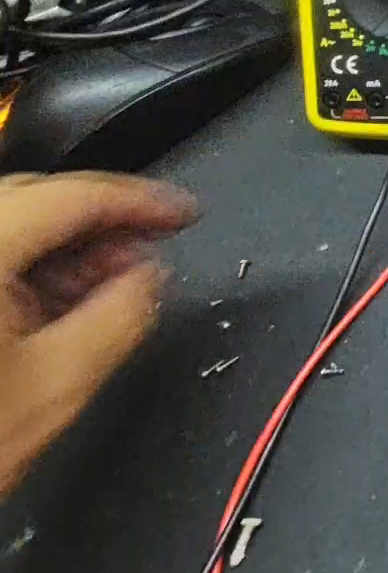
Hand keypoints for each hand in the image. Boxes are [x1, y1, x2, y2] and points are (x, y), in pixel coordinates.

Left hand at [0, 173, 195, 494]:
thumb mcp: (69, 376)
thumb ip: (128, 307)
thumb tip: (150, 274)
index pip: (74, 196)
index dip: (145, 199)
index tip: (185, 213)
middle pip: (29, 200)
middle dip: (103, 217)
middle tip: (154, 241)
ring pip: (2, 226)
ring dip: (61, 242)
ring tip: (106, 279)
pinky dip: (18, 266)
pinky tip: (47, 299)